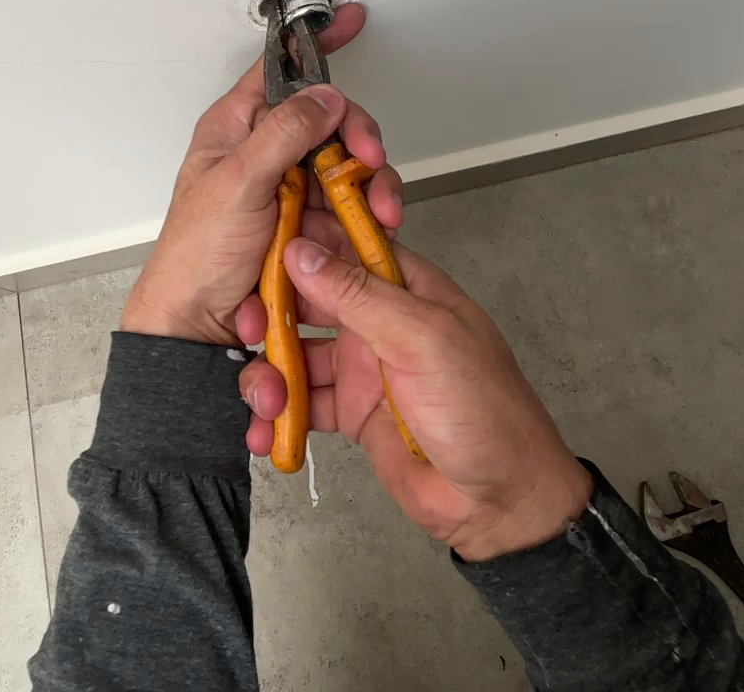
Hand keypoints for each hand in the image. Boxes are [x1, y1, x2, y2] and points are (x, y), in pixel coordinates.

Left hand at [120, 4, 403, 344]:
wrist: (201, 324)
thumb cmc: (196, 255)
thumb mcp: (237, 185)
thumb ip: (282, 135)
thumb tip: (325, 96)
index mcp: (236, 129)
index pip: (278, 70)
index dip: (313, 44)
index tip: (349, 21)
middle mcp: (265, 151)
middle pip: (327, 118)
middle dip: (357, 137)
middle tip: (370, 162)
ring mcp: (290, 187)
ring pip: (346, 163)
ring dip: (370, 184)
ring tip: (377, 212)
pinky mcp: (308, 220)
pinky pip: (349, 203)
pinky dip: (366, 212)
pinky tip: (373, 229)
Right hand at [236, 237, 594, 560]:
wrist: (499, 504)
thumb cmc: (480, 409)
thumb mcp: (423, 341)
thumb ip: (359, 296)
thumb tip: (300, 250)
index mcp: (404, 288)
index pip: (345, 245)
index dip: (301, 239)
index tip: (253, 240)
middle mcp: (378, 320)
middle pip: (309, 297)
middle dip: (271, 309)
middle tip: (244, 329)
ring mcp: (361, 366)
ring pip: (296, 351)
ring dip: (272, 371)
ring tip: (264, 401)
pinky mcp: (348, 410)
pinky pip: (301, 402)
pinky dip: (279, 415)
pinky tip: (264, 432)